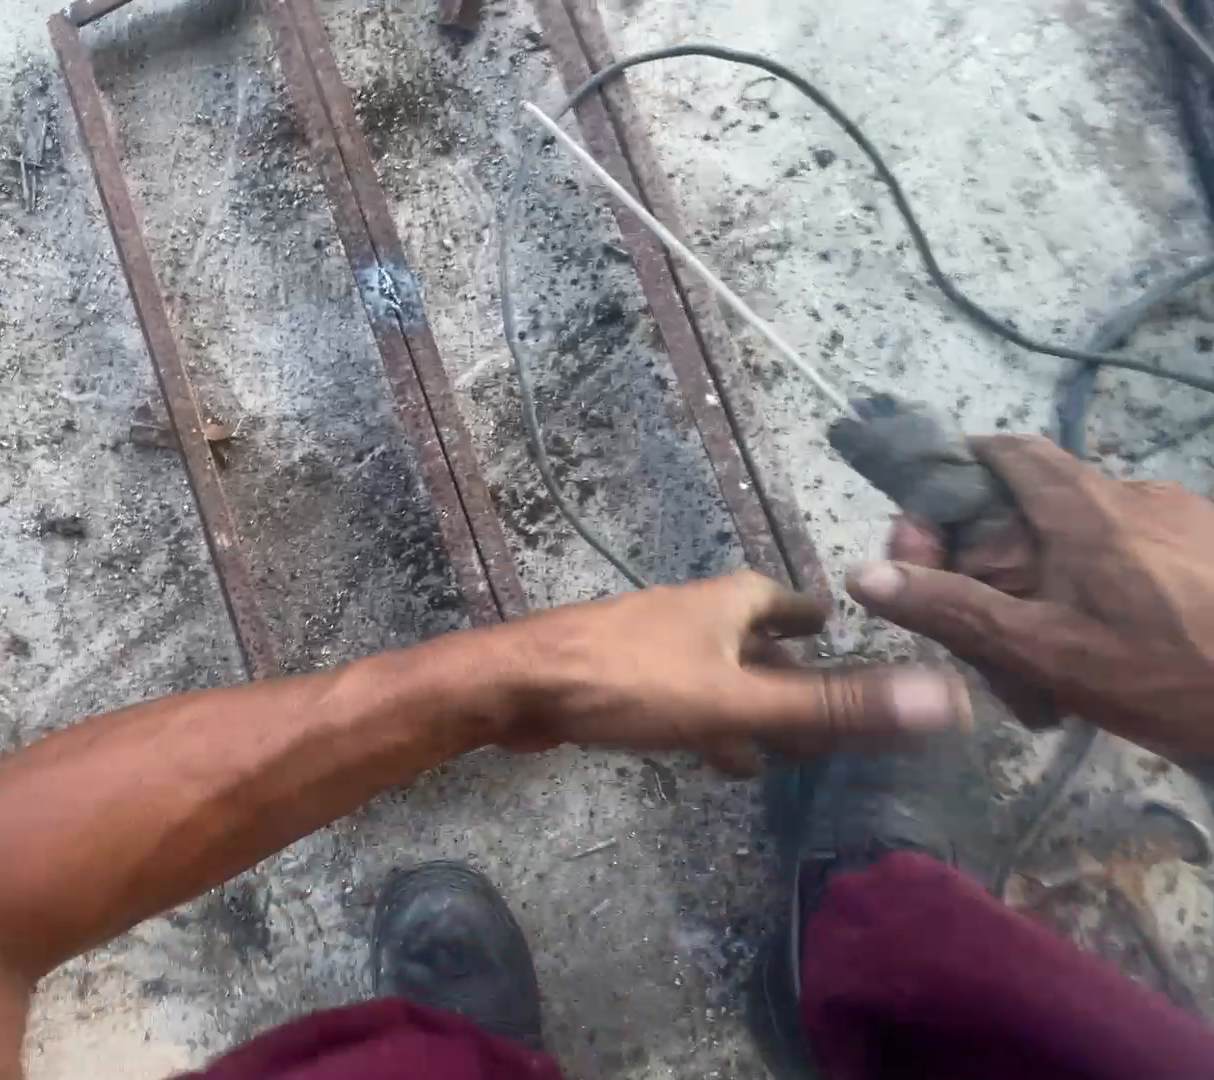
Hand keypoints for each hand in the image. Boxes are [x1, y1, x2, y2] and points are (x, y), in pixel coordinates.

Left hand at [472, 570, 970, 772]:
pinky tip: (718, 759)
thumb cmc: (625, 682)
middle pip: (748, 640)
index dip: (809, 615)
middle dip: (787, 673)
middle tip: (829, 712)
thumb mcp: (734, 698)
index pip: (778, 598)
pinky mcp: (611, 678)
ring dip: (747, 706)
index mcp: (718, 604)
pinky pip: (674, 697)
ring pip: (711, 673)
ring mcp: (642, 645)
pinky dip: (704, 722)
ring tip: (787, 749)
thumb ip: (831, 703)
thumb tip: (950, 697)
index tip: (838, 628)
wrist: (515, 686)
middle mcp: (681, 615)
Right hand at [847, 435, 1213, 764]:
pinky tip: (1103, 632)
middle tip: (974, 596)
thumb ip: (949, 607)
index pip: (1015, 453)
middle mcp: (1142, 502)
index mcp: (1092, 516)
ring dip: (1047, 562)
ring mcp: (1192, 523)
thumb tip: (862, 574)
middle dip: (991, 539)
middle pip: (1039, 497)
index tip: (928, 498)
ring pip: (1087, 525)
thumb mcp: (1044, 652)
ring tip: (1041, 629)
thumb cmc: (1177, 678)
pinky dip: (1097, 577)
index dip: (963, 460)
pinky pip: (1135, 546)